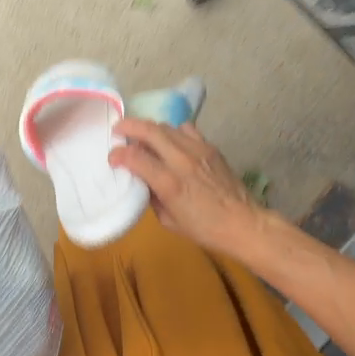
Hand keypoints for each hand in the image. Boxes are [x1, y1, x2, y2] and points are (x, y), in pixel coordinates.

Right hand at [110, 118, 268, 254]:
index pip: (135, 157)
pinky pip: (187, 130)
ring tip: (142, 135)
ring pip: (167, 126)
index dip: (118, 154)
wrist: (242, 223)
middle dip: (129, 127)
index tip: (112, 158)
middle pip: (150, 131)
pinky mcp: (210, 148)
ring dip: (150, 128)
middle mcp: (182, 161)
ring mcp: (198, 151)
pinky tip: (171, 141)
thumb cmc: (204, 229)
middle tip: (118, 129)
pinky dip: (173, 132)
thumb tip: (144, 182)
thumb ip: (153, 198)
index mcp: (169, 183)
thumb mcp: (169, 221)